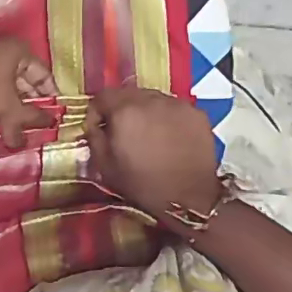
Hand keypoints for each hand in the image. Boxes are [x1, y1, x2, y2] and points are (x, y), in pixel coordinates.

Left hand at [0, 37, 57, 148]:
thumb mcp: (8, 107)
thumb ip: (26, 121)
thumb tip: (28, 140)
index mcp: (21, 52)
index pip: (45, 75)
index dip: (51, 96)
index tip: (55, 115)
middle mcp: (7, 50)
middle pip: (28, 80)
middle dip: (32, 102)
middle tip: (39, 122)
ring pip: (11, 84)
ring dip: (16, 104)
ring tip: (21, 123)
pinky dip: (1, 100)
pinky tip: (2, 117)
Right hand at [85, 87, 222, 225]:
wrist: (189, 197)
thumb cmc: (142, 184)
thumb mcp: (105, 166)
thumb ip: (95, 138)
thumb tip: (95, 124)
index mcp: (124, 111)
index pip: (102, 96)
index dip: (97, 111)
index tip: (99, 128)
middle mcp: (150, 100)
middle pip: (128, 93)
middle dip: (121, 108)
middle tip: (124, 130)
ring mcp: (176, 104)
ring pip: (152, 98)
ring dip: (145, 110)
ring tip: (148, 133)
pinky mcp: (196, 113)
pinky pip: (174, 108)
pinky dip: (167, 117)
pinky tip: (170, 136)